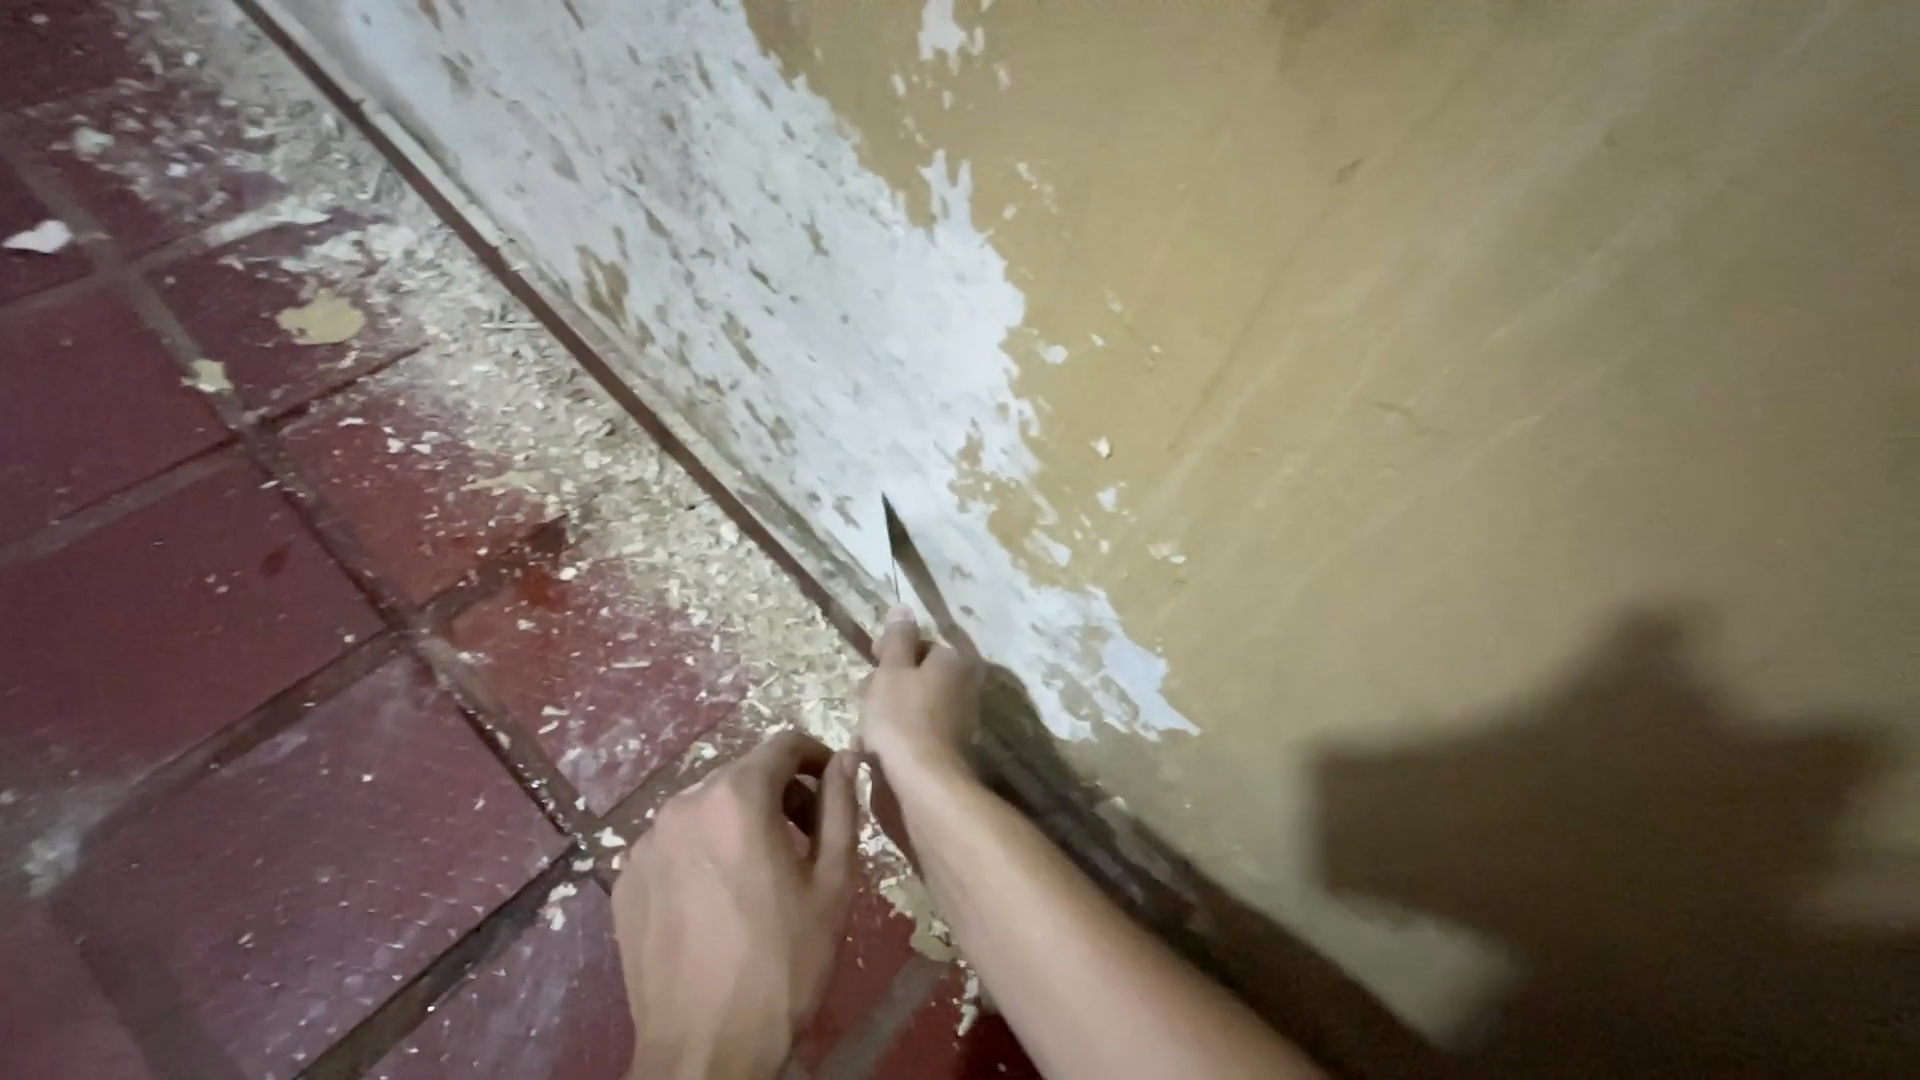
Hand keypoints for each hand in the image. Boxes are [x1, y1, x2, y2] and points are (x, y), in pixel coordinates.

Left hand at [612, 731, 858, 1079]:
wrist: (704, 1051)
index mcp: (737, 797)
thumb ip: (840, 806)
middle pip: (743, 774)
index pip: (783, 744)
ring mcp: (646, 842)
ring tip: (761, 873)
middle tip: (806, 839)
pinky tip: (718, 899)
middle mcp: (683, 804)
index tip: (831, 786)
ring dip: (740, 821)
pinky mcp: (626, 879)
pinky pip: (675, 842)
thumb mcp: (833, 881)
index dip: (815, 757)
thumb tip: (845, 757)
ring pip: (706, 807)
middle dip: (781, 793)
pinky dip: (704, 850)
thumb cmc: (784, 962)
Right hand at [857, 606, 983, 780]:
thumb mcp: (892, 670)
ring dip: (887, 710)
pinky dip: (897, 733)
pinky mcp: (948, 747)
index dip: (891, 650)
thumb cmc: (901, 716)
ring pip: (914, 703)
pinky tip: (874, 748)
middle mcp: (964, 686)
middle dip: (887, 683)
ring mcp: (959, 718)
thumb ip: (897, 638)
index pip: (921, 645)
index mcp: (954, 661)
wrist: (922, 781)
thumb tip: (904, 608)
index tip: (868, 660)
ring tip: (862, 728)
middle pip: (918, 675)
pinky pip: (917, 729)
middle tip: (862, 696)